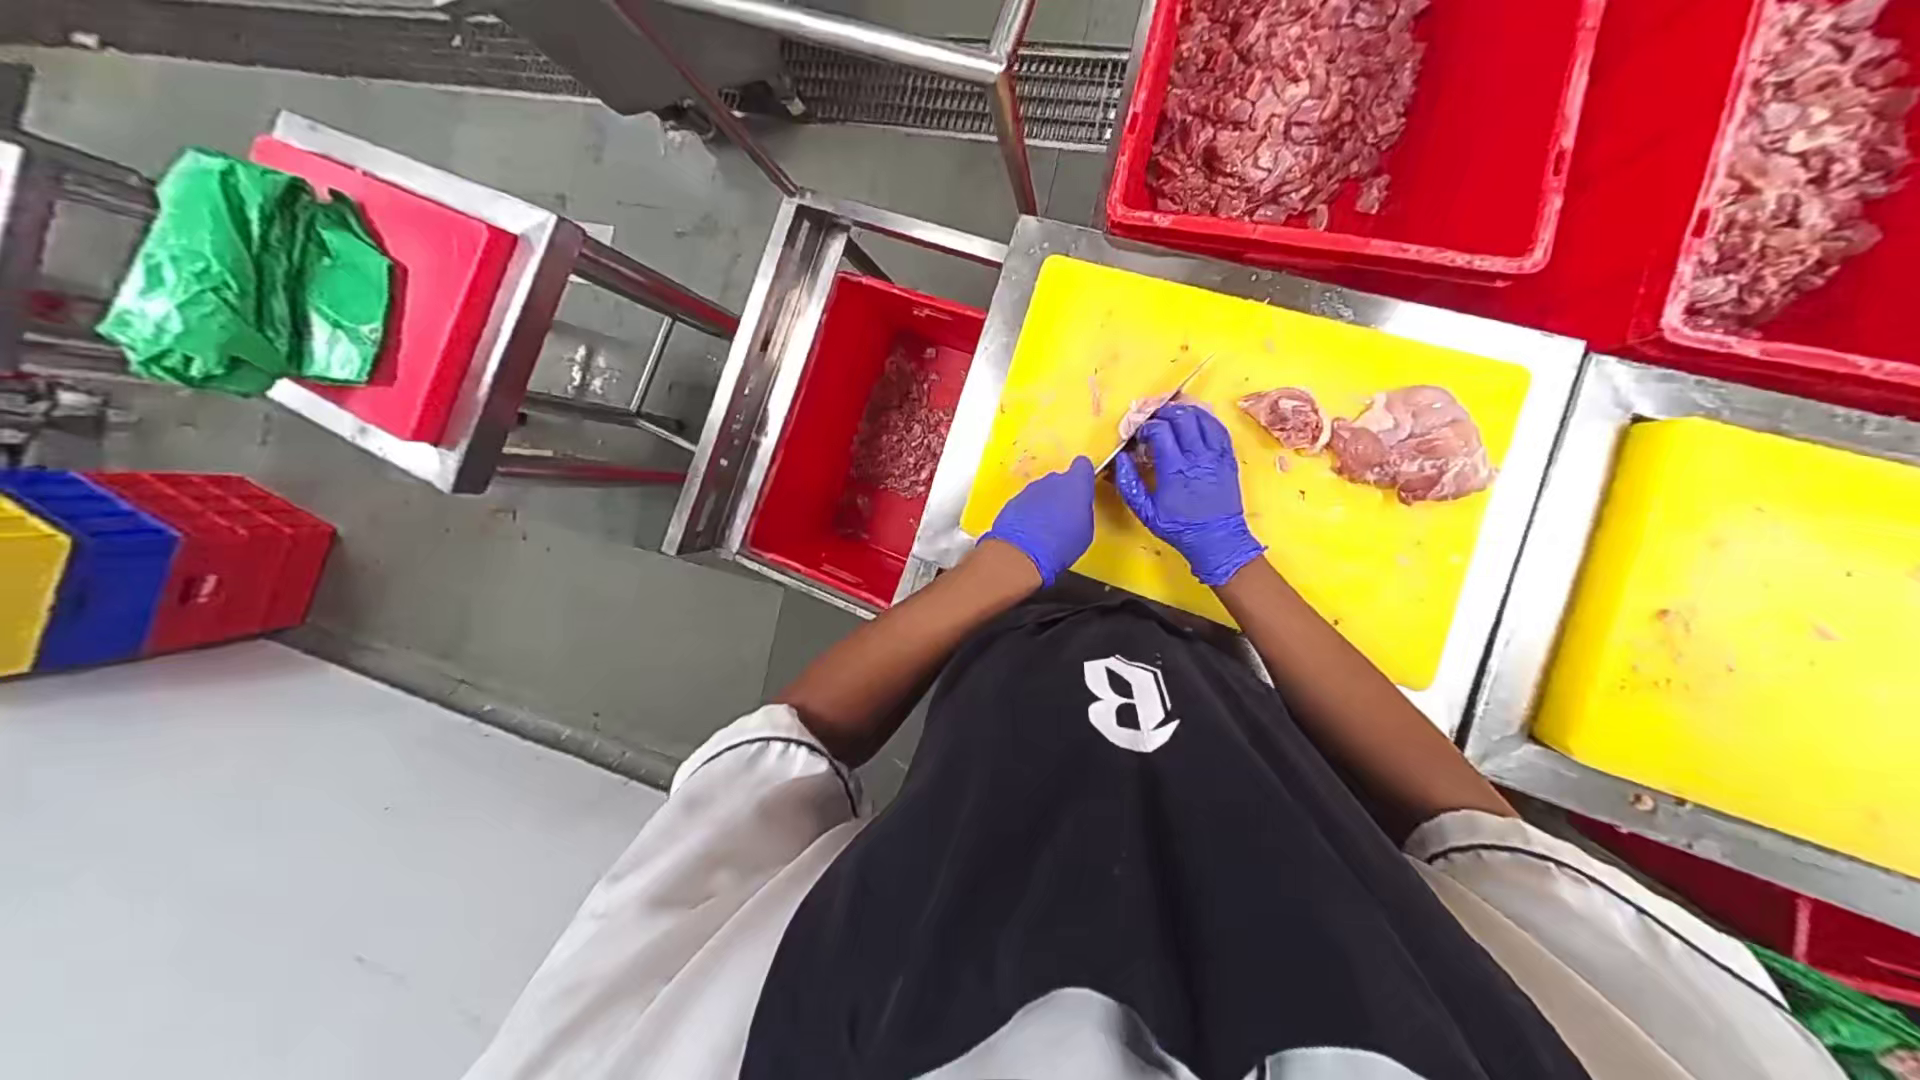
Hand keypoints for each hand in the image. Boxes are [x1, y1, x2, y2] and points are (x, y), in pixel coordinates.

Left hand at [983, 456, 1095, 585]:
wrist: (1022, 553)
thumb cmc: (1062, 544)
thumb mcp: (1085, 530)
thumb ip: (1082, 511)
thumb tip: (1076, 509)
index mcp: (1075, 484)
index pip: (1083, 465)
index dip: (1083, 475)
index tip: (1083, 486)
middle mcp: (1051, 481)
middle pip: (1059, 480)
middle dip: (1061, 494)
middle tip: (1063, 516)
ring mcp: (1029, 490)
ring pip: (1040, 492)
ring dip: (1043, 505)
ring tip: (1045, 529)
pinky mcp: (1011, 502)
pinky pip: (1024, 504)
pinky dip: (1027, 514)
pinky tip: (1029, 533)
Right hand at [1112, 403, 1265, 585]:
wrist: (1217, 539)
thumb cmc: (1179, 527)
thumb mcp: (1145, 511)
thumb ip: (1129, 484)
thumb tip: (1121, 459)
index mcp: (1173, 469)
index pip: (1159, 430)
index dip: (1146, 426)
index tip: (1141, 434)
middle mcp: (1196, 457)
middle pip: (1181, 418)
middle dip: (1165, 412)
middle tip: (1155, 418)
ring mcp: (1215, 456)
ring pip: (1202, 418)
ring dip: (1186, 411)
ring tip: (1174, 415)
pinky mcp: (1228, 458)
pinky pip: (1219, 429)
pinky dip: (1206, 420)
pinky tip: (1196, 420)